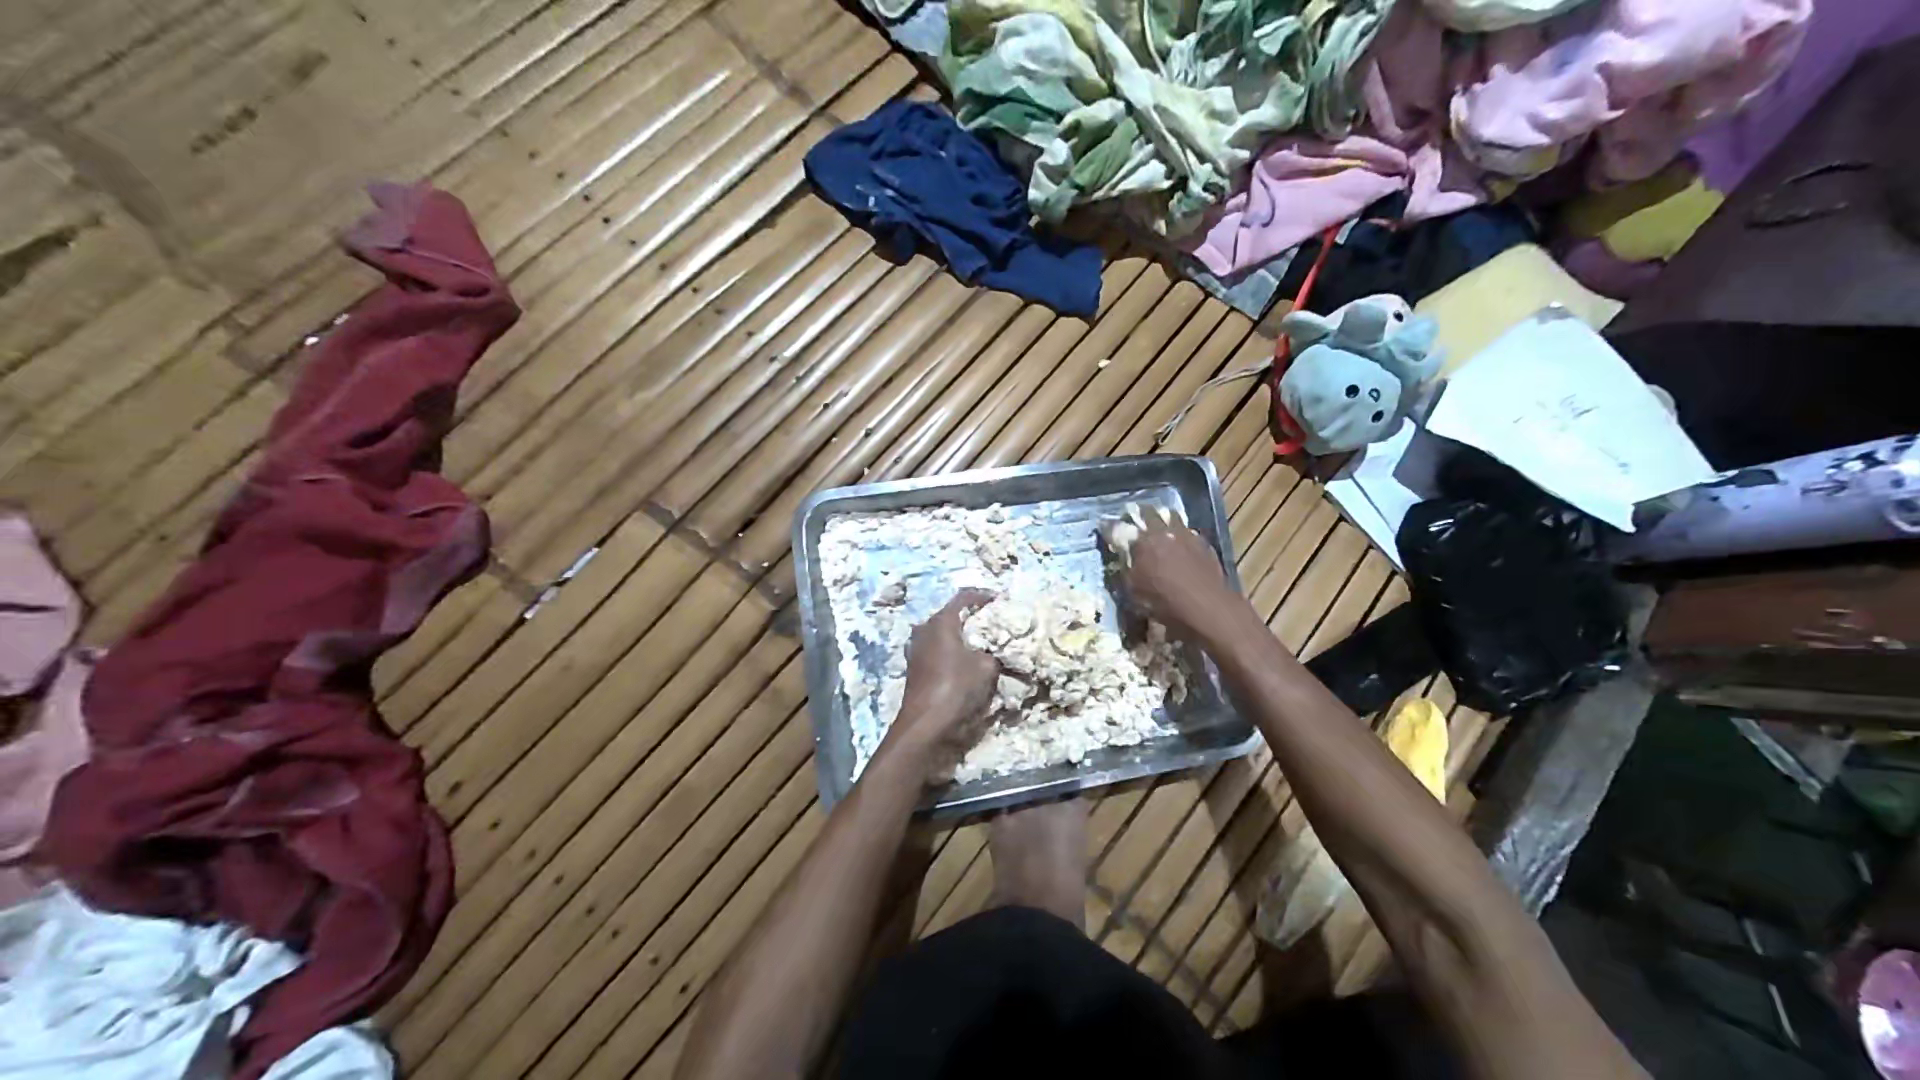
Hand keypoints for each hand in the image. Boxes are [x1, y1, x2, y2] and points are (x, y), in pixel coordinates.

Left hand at [881, 589, 999, 778]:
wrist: (926, 725)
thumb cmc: (957, 687)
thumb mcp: (987, 667)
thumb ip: (993, 652)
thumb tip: (993, 651)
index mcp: (940, 621)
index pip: (964, 597)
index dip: (984, 596)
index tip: (1001, 602)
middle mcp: (924, 629)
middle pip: (952, 615)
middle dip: (973, 618)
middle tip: (994, 624)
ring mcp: (916, 649)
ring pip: (944, 634)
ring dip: (962, 637)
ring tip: (983, 645)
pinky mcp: (915, 668)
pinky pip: (938, 651)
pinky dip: (953, 652)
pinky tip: (967, 663)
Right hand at [1105, 508, 1236, 641]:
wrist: (1207, 608)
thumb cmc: (1164, 602)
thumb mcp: (1134, 591)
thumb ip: (1125, 569)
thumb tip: (1122, 557)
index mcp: (1142, 541)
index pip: (1119, 528)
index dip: (1110, 527)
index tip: (1104, 526)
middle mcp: (1163, 532)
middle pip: (1149, 513)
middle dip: (1138, 513)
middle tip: (1132, 517)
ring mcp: (1186, 535)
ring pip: (1172, 517)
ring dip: (1162, 518)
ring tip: (1158, 524)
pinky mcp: (1204, 544)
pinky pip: (1188, 531)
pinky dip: (1180, 533)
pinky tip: (1180, 542)